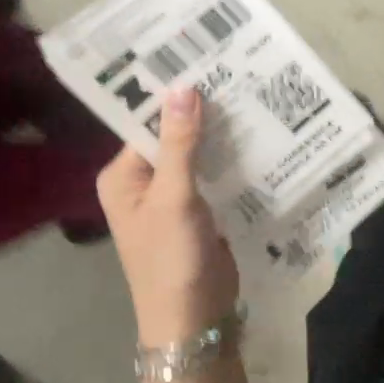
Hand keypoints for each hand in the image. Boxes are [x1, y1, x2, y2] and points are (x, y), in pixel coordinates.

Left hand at [97, 87, 239, 345]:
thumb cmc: (172, 258)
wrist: (194, 317)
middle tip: (240, 75)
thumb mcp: (174, 196)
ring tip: (257, 98)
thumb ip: (179, 143)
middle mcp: (143, 182)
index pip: (147, 123)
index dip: (177, 97)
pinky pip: (216, 173)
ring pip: (199, 153)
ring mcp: (174, 197)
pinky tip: (261, 138)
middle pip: (175, 135)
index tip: (209, 65)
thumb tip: (182, 87)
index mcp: (122, 177)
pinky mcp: (201, 209)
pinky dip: (234, 158)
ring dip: (223, 135)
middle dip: (205, 113)